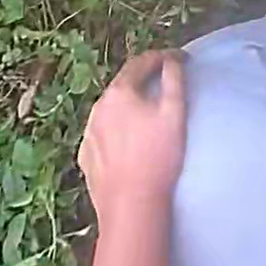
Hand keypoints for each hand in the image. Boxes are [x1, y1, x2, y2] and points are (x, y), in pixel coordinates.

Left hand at [80, 50, 187, 226]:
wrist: (131, 209)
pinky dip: (116, 127)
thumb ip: (174, 78)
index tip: (178, 58)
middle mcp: (98, 107)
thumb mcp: (174, 111)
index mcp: (119, 92)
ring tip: (147, 108)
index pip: (141, 62)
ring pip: (111, 108)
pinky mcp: (86, 157)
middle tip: (164, 78)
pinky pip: (103, 132)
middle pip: (124, 82)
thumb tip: (172, 59)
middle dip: (144, 77)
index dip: (161, 57)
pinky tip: (127, 137)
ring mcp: (89, 133)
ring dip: (129, 102)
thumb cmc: (157, 156)